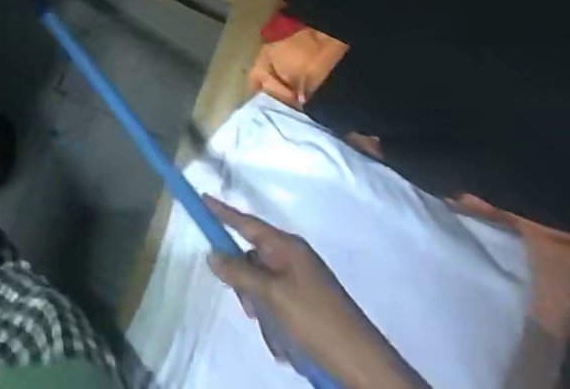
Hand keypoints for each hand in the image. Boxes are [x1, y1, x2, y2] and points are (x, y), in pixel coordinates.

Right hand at [204, 195, 427, 388]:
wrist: (367, 371)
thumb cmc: (317, 322)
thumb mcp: (271, 296)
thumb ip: (238, 272)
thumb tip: (213, 254)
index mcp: (288, 249)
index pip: (246, 223)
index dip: (222, 212)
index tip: (201, 198)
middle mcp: (294, 262)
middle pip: (251, 262)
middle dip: (246, 288)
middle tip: (251, 308)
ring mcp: (303, 288)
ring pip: (262, 293)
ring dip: (265, 317)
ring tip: (282, 339)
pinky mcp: (310, 313)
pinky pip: (278, 313)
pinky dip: (279, 330)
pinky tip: (291, 348)